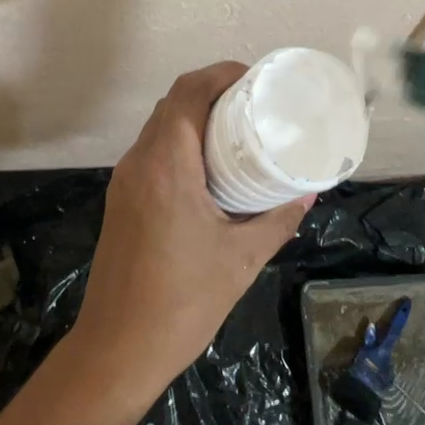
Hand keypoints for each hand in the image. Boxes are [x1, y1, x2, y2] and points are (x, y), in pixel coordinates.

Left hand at [73, 62, 314, 382]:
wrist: (117, 349)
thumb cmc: (183, 301)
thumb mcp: (242, 258)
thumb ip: (278, 219)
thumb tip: (308, 191)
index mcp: (167, 165)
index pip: (187, 92)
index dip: (220, 74)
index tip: (256, 81)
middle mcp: (139, 162)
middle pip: (173, 104)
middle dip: (213, 93)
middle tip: (256, 106)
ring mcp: (124, 181)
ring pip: (159, 128)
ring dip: (195, 119)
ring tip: (239, 132)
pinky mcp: (121, 201)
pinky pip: (152, 153)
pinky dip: (181, 145)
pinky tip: (211, 169)